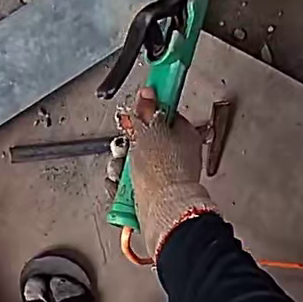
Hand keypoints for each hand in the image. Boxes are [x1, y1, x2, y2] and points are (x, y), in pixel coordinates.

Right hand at [123, 87, 216, 257]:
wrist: (163, 210)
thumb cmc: (164, 171)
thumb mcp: (151, 132)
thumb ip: (147, 111)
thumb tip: (148, 91)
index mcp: (184, 136)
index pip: (164, 116)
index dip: (147, 115)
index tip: (135, 117)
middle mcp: (175, 157)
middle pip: (144, 141)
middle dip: (127, 146)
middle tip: (124, 149)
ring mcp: (162, 177)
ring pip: (132, 164)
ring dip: (120, 167)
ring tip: (119, 171)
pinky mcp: (150, 195)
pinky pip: (128, 185)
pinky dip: (120, 186)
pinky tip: (118, 186)